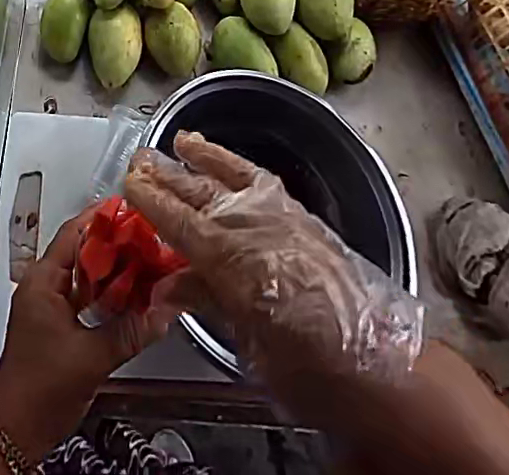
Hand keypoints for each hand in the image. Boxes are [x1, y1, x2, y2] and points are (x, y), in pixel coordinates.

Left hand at [0, 206, 174, 460]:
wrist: (15, 429)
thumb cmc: (38, 391)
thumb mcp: (91, 357)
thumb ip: (130, 331)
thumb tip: (163, 313)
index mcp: (42, 282)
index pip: (73, 234)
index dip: (100, 218)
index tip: (126, 208)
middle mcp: (43, 286)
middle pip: (81, 251)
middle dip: (113, 244)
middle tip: (144, 236)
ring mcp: (49, 304)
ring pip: (85, 274)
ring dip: (112, 269)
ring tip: (143, 261)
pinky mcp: (57, 323)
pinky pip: (85, 296)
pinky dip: (106, 292)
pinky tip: (129, 296)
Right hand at [125, 132, 423, 406]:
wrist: (379, 364)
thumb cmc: (308, 367)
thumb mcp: (247, 341)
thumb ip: (207, 299)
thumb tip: (169, 284)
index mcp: (231, 260)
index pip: (178, 220)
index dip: (151, 201)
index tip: (128, 183)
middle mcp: (252, 227)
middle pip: (199, 193)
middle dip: (167, 176)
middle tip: (140, 158)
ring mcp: (279, 217)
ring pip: (230, 179)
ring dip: (203, 159)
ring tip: (180, 141)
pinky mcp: (301, 216)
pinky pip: (261, 182)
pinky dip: (240, 167)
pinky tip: (227, 162)